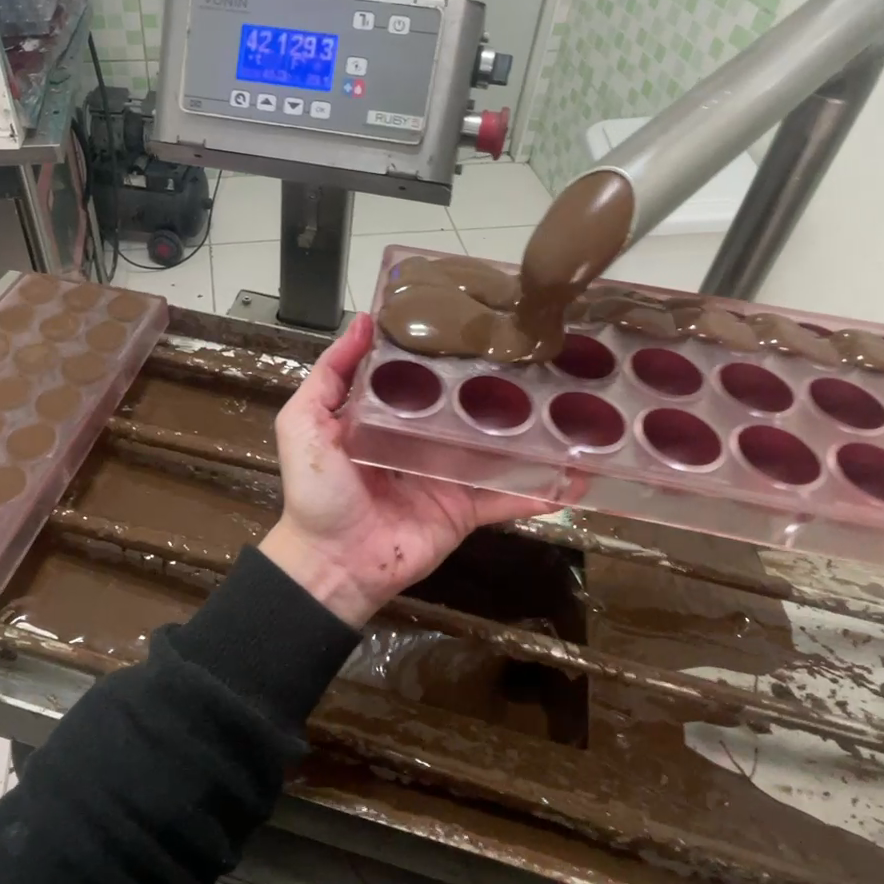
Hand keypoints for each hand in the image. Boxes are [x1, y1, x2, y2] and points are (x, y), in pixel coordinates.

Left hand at [258, 312, 559, 626]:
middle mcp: (420, 440)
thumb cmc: (317, 488)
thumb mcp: (306, 421)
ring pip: (495, 449)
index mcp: (385, 416)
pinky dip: (541, 489)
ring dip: (530, 435)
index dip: (446, 352)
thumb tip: (364, 322)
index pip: (422, 376)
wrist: (332, 562)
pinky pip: (507, 498)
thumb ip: (331, 373)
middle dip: (499, 386)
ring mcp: (447, 476)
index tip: (481, 322)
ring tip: (574, 407)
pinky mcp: (465, 510)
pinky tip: (576, 474)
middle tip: (542, 356)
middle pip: (465, 408)